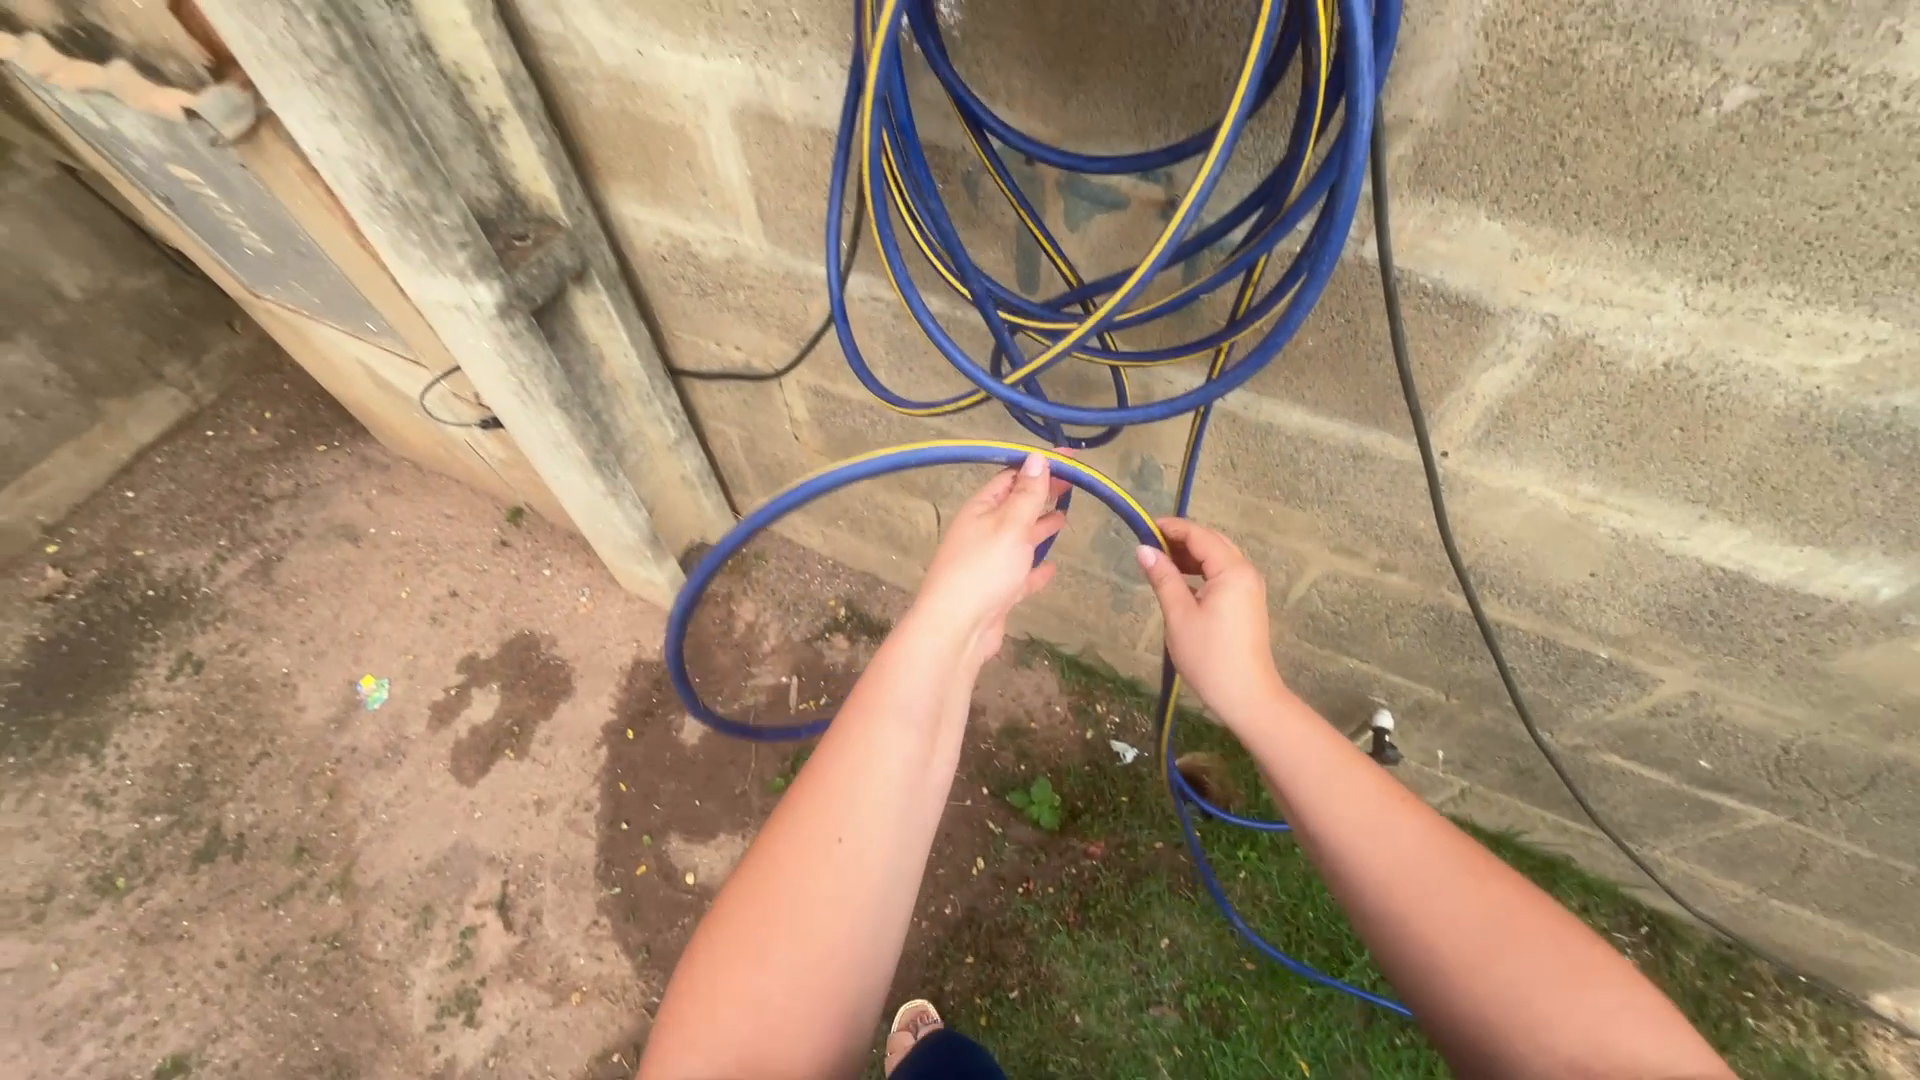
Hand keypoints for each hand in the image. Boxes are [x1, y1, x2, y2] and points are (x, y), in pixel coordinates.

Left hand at [914, 451, 1068, 664]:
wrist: (958, 628)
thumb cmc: (984, 569)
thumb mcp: (1010, 524)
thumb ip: (1027, 494)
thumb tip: (1037, 458)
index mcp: (981, 510)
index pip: (1011, 477)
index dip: (1039, 466)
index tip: (1070, 457)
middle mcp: (982, 532)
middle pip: (1016, 506)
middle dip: (1041, 494)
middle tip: (1073, 483)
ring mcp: (989, 564)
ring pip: (1019, 540)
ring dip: (1039, 528)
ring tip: (1064, 518)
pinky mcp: (997, 593)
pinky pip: (1020, 575)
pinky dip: (1036, 569)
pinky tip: (1052, 567)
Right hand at [1134, 518, 1286, 723]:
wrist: (1247, 696)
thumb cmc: (1209, 656)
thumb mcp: (1179, 615)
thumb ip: (1163, 578)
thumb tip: (1144, 549)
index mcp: (1232, 571)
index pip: (1200, 536)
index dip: (1172, 528)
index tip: (1144, 527)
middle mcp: (1246, 572)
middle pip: (1212, 542)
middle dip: (1181, 539)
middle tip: (1149, 545)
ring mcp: (1249, 588)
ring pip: (1218, 558)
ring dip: (1190, 555)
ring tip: (1160, 562)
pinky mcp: (1247, 603)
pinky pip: (1222, 574)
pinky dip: (1200, 571)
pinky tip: (1180, 582)